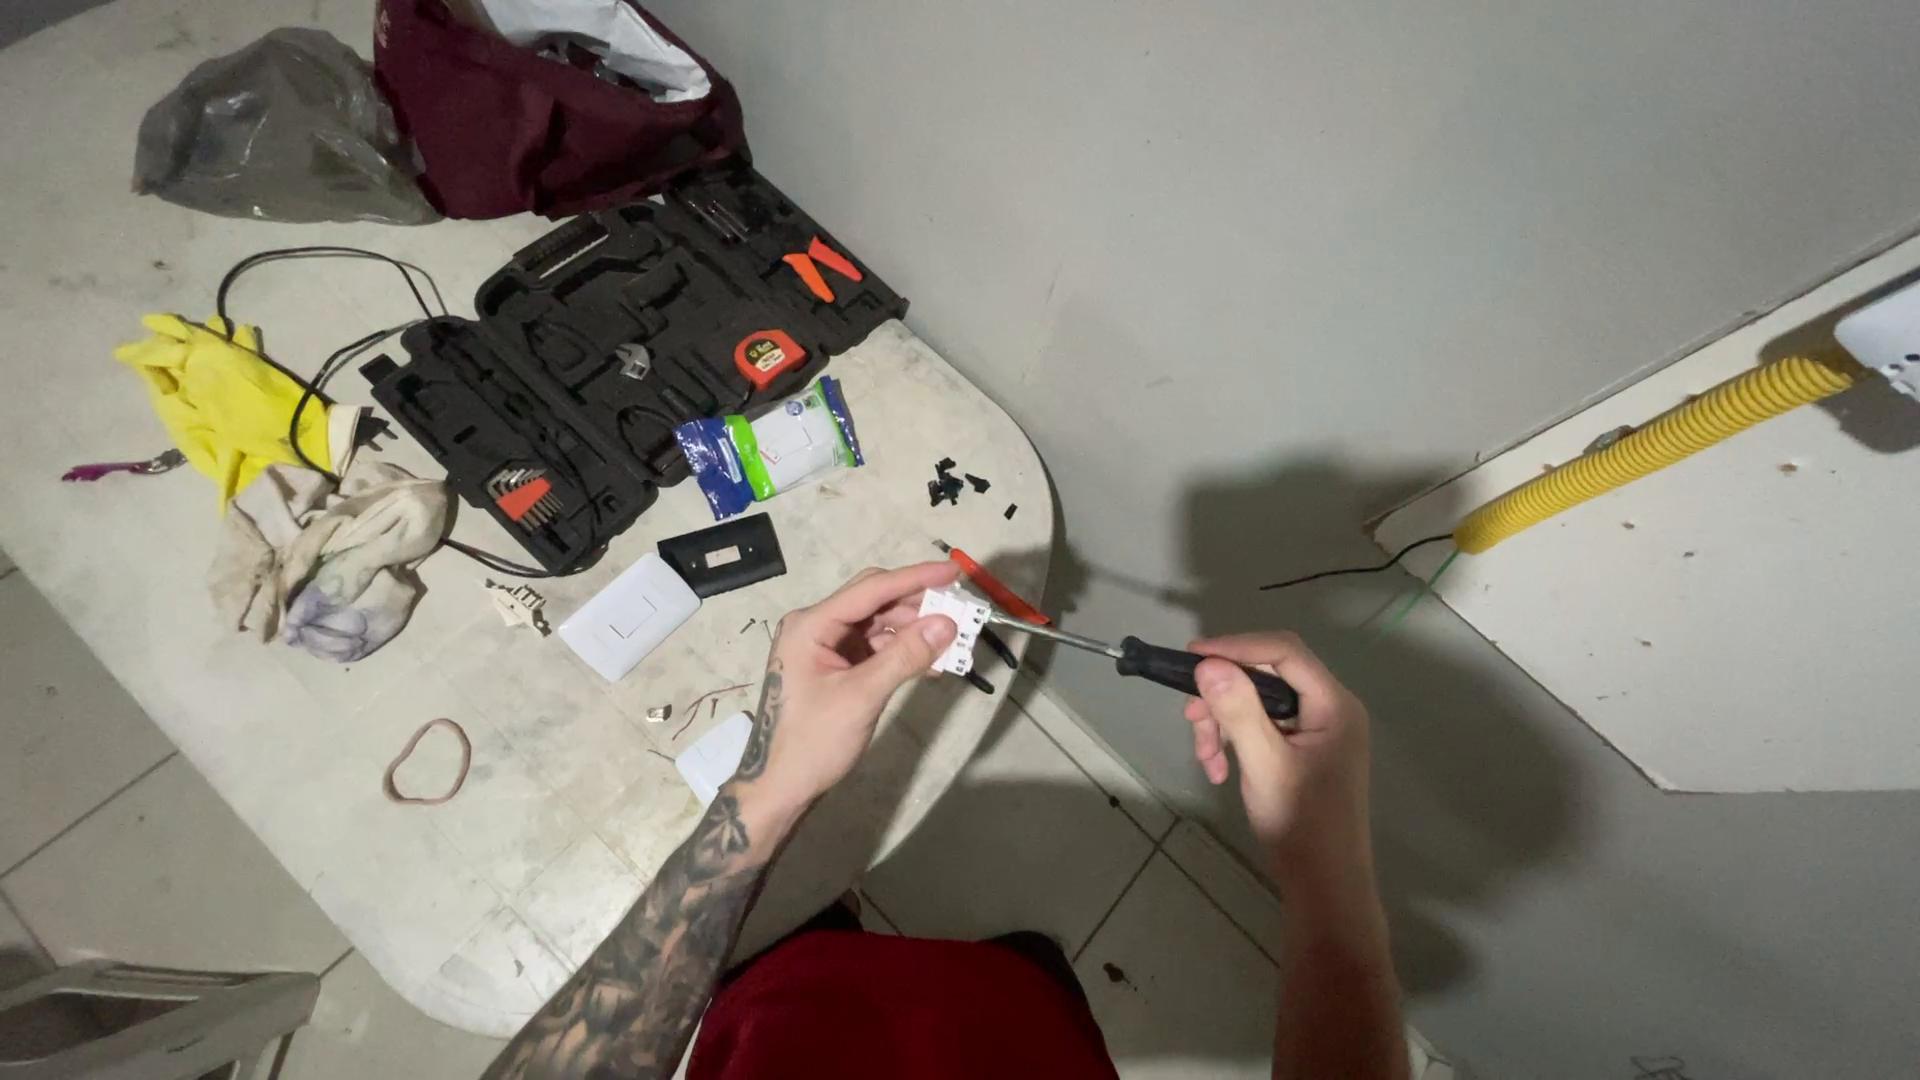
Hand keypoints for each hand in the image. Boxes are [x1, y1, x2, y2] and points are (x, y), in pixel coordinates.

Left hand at [731, 562, 961, 809]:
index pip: (871, 589)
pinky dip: (902, 650)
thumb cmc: (813, 742)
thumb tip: (948, 623)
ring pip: (878, 622)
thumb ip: (905, 657)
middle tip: (958, 610)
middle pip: (874, 599)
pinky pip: (875, 645)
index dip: (915, 578)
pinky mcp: (835, 664)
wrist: (781, 787)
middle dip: (916, 603)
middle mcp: (816, 625)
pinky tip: (929, 663)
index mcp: (811, 624)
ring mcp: (825, 645)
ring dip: (913, 629)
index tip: (953, 572)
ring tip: (949, 642)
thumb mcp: (862, 697)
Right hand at [1183, 633, 1376, 906]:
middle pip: (1265, 675)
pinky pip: (1257, 726)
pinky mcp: (1299, 748)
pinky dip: (1231, 740)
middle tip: (1191, 718)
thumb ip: (1238, 710)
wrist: (1323, 887)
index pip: (1283, 652)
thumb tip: (1207, 664)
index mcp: (1333, 706)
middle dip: (1223, 695)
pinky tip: (1216, 768)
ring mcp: (1314, 730)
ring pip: (1255, 701)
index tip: (1192, 656)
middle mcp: (1328, 709)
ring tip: (1203, 755)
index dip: (1236, 647)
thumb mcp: (1264, 763)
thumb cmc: (1301, 824)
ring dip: (1222, 722)